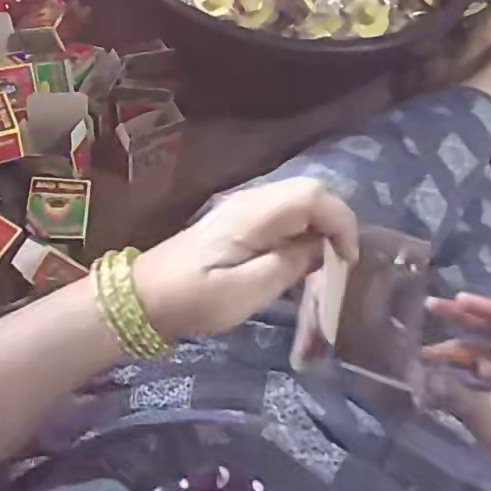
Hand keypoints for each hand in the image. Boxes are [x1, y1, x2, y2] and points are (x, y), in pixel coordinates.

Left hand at [134, 178, 357, 338]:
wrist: (143, 297)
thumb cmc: (192, 298)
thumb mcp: (245, 292)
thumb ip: (289, 265)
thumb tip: (321, 247)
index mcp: (253, 213)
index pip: (314, 194)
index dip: (342, 222)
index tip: (348, 261)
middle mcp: (250, 201)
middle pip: (310, 192)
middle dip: (335, 223)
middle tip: (339, 264)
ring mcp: (242, 209)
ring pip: (297, 203)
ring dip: (319, 228)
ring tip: (323, 267)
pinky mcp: (237, 223)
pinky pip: (281, 216)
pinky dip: (300, 233)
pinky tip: (297, 262)